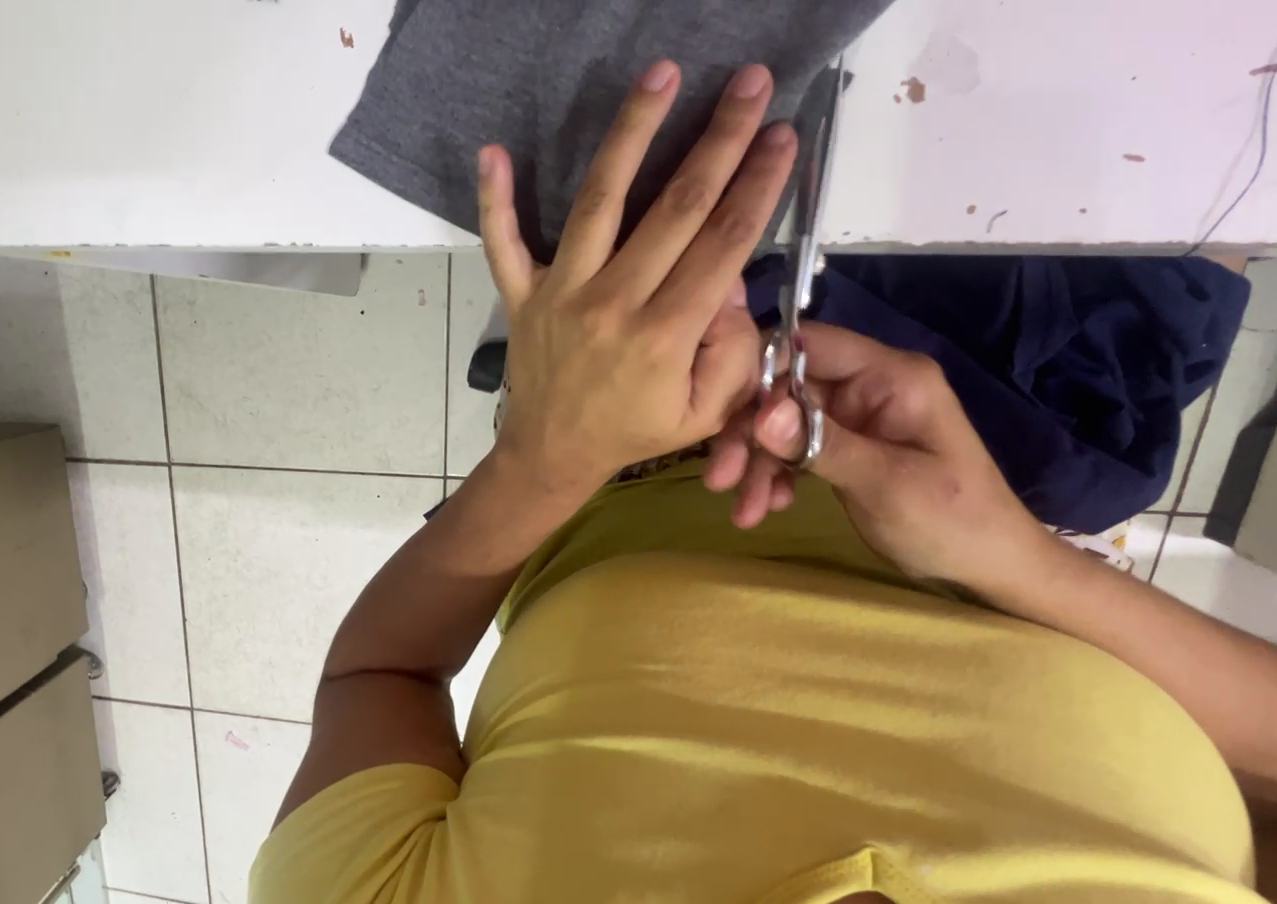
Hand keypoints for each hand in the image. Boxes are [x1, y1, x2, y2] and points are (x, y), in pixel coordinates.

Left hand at [478, 59, 797, 496]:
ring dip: (632, 133)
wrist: (552, 454)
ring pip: (599, 201)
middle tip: (750, 84)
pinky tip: (493, 151)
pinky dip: (495, 200)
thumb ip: (733, 353)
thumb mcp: (703, 413)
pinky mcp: (521, 297)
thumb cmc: (631, 433)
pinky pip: (503, 244)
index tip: (783, 136)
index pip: (723, 244)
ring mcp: (560, 295)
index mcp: (663, 336)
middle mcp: (612, 304)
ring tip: (661, 76)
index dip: (758, 186)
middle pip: (674, 208)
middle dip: (720, 142)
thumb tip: (732, 285)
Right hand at [730, 322, 1057, 591]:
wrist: (986, 569)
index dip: (759, 371)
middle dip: (749, 434)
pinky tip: (767, 507)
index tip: (721, 416)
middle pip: (783, 390)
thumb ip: (821, 444)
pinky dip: (772, 477)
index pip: (809, 344)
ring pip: (779, 425)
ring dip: (755, 464)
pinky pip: (791, 450)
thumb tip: (760, 415)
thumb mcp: (885, 483)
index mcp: (889, 377)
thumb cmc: (951, 520)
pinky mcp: (841, 449)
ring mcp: (853, 419)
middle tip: (720, 479)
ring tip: (744, 511)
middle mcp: (867, 388)